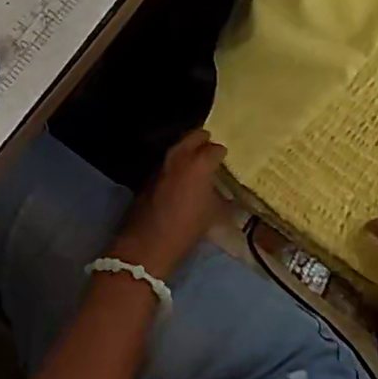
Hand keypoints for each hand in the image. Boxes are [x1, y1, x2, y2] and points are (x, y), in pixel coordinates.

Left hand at [108, 130, 234, 276]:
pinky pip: (168, 161)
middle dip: (204, 140)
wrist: (148, 242)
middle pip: (194, 136)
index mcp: (199, 163)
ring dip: (188, 150)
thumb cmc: (187, 228)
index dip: (222, 155)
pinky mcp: (150, 174)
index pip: (216, 149)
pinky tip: (181, 177)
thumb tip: (229, 196)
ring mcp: (162, 164)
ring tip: (198, 162)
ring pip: (178, 147)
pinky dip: (177, 163)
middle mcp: (180, 156)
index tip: (226, 161)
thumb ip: (224, 200)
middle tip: (212, 148)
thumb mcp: (214, 215)